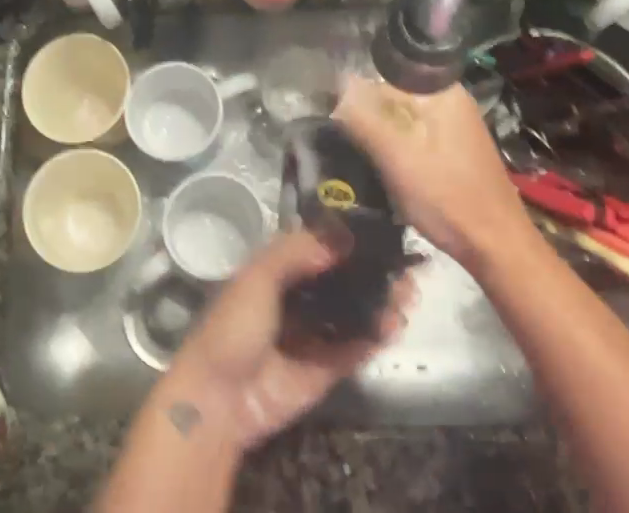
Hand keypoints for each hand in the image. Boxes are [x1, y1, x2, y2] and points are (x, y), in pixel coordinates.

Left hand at [160, 230, 411, 450]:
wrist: (221, 398)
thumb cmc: (233, 328)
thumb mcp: (258, 277)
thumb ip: (297, 252)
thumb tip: (344, 236)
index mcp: (274, 272)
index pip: (316, 248)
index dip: (346, 239)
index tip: (379, 230)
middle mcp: (296, 299)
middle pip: (341, 280)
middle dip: (371, 271)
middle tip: (404, 264)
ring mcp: (312, 334)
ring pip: (354, 312)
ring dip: (380, 301)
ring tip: (407, 291)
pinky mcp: (326, 368)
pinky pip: (356, 347)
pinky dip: (376, 335)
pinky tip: (395, 322)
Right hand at [332, 76, 534, 268]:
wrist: (495, 245)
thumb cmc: (445, 197)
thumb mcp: (395, 156)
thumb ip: (364, 117)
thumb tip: (337, 83)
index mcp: (442, 92)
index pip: (386, 76)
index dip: (355, 93)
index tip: (332, 117)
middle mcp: (452, 101)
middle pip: (394, 97)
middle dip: (367, 115)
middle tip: (340, 141)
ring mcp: (456, 127)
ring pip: (403, 119)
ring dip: (379, 135)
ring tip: (355, 155)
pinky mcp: (455, 151)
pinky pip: (415, 138)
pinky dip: (397, 149)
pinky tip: (383, 169)